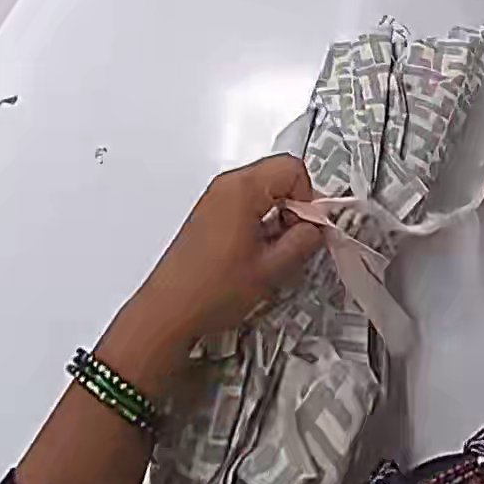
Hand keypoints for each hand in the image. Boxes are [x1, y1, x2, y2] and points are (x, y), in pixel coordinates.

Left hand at [129, 155, 323, 346]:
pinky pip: (247, 199)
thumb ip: (304, 240)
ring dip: (278, 211)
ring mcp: (216, 196)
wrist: (165, 315)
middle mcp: (228, 183)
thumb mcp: (272, 267)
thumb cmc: (214, 290)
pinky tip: (256, 250)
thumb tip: (318, 227)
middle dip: (295, 202)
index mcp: (244, 188)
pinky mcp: (210, 211)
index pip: (293, 169)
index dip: (308, 197)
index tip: (305, 228)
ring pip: (265, 187)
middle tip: (293, 238)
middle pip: (279, 173)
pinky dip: (261, 216)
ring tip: (273, 248)